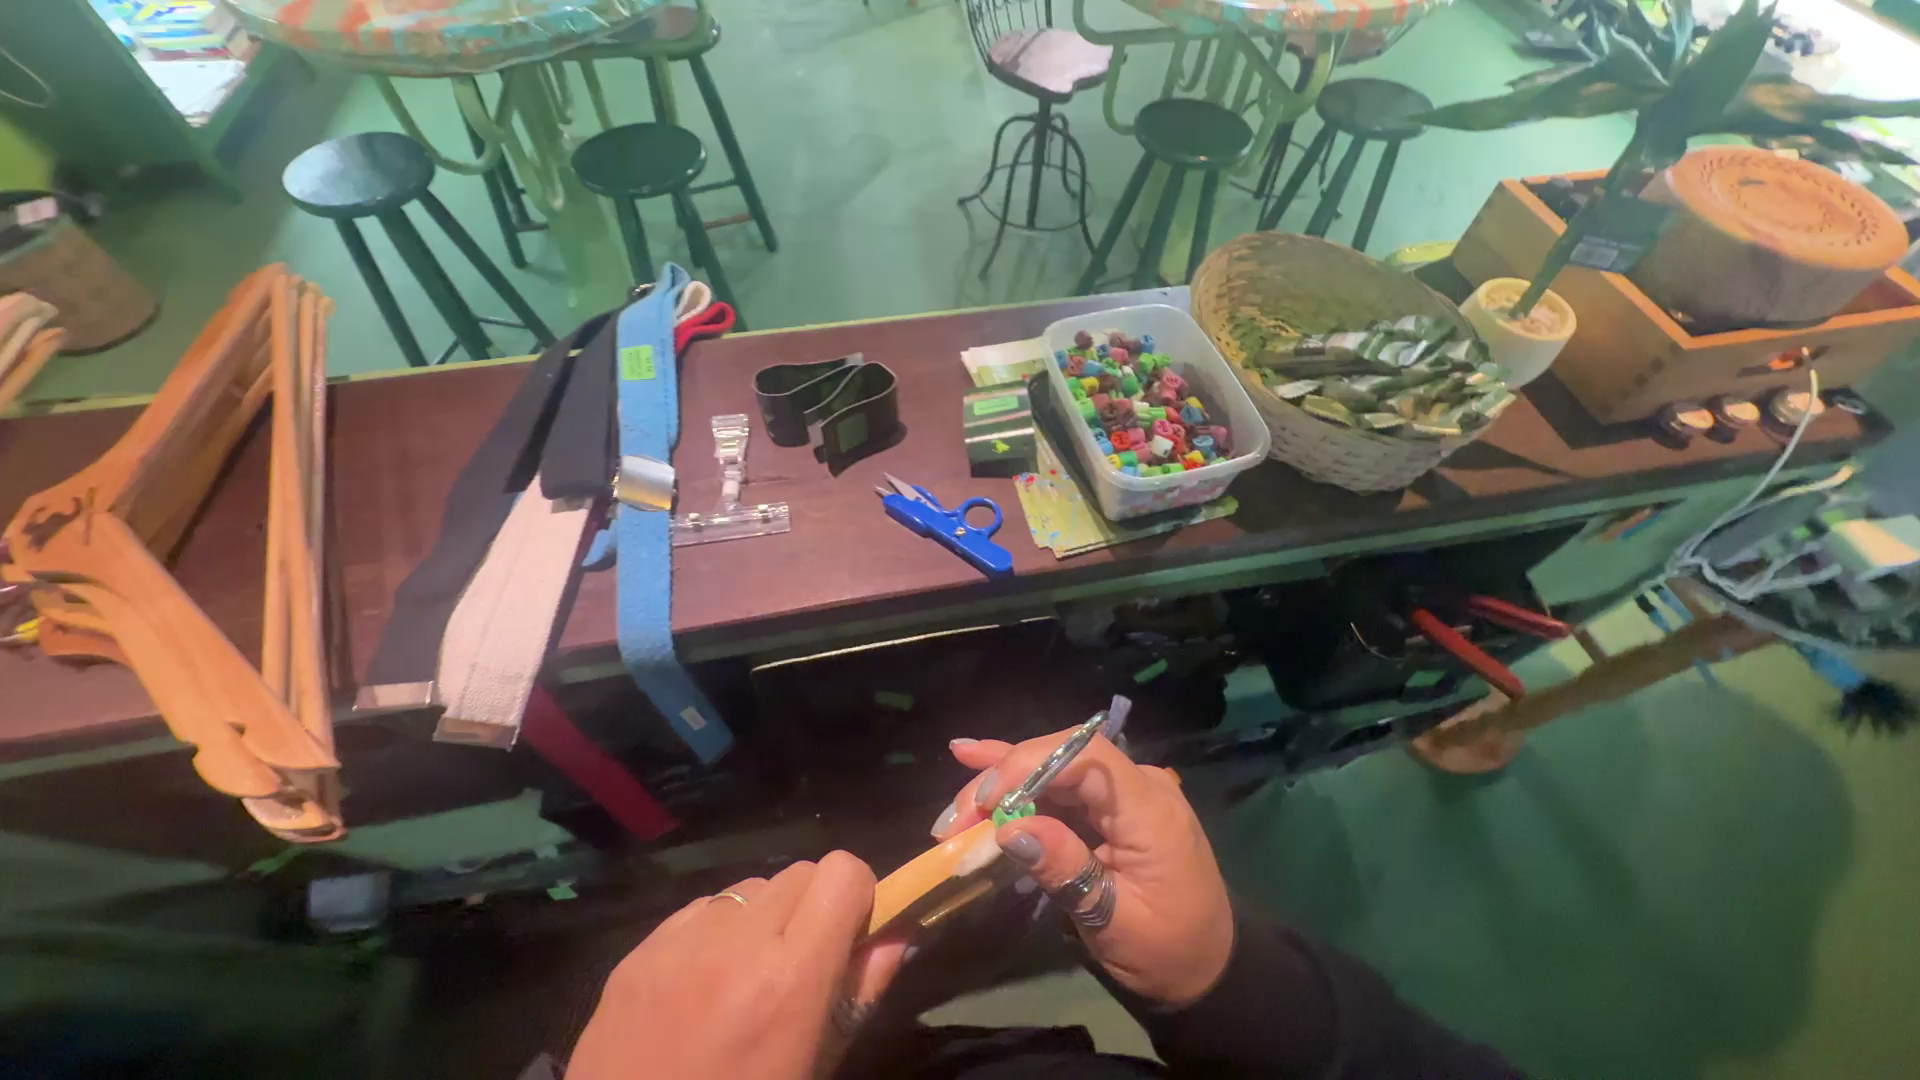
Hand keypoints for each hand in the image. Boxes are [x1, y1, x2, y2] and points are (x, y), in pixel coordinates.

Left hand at [568, 852, 908, 1079]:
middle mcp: (737, 944)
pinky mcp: (640, 950)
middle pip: (801, 873)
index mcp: (790, 980)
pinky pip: (702, 909)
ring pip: (751, 887)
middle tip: (802, 961)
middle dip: (814, 906)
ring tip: (748, 975)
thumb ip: (863, 990)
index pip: (842, 874)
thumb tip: (898, 930)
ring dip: (764, 917)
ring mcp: (682, 942)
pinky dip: (717, 931)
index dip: (858, 896)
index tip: (853, 933)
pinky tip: (704, 984)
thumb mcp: (817, 1065)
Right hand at [933, 729, 1234, 1007]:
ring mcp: (1123, 791)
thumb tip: (1009, 830)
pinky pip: (1061, 782)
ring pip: (1054, 767)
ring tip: (955, 810)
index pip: (1087, 758)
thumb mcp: (1116, 921)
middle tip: (956, 819)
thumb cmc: (1168, 950)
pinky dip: (1018, 777)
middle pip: (1063, 757)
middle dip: (1004, 779)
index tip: (986, 800)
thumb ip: (1066, 870)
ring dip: (1002, 784)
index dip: (1030, 766)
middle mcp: (1138, 785)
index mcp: (1149, 809)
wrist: (1210, 966)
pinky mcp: (1109, 804)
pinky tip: (975, 756)